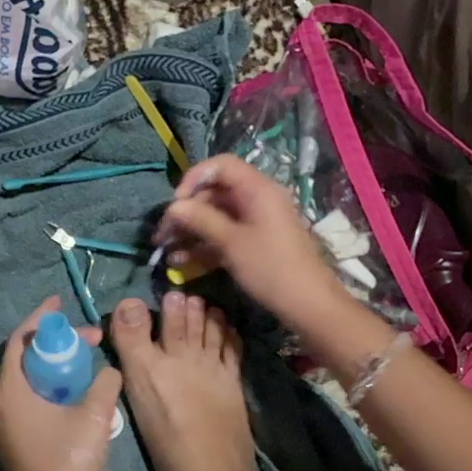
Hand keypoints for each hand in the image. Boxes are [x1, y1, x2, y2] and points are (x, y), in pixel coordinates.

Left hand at [0, 296, 124, 470]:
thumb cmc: (70, 462)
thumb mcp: (95, 415)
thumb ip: (105, 381)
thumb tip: (111, 367)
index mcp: (9, 392)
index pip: (19, 341)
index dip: (40, 318)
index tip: (60, 302)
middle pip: (22, 360)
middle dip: (54, 343)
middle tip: (87, 336)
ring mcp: (1, 425)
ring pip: (25, 381)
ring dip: (52, 366)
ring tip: (84, 359)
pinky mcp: (10, 440)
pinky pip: (25, 400)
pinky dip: (47, 386)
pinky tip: (73, 390)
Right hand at [154, 154, 345, 325]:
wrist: (309, 304)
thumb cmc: (271, 268)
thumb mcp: (231, 243)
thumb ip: (201, 220)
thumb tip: (173, 206)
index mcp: (257, 189)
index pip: (220, 166)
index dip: (194, 178)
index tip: (176, 203)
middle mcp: (257, 199)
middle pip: (215, 193)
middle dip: (187, 212)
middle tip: (162, 234)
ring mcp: (257, 222)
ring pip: (217, 217)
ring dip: (191, 232)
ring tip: (167, 251)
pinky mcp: (256, 243)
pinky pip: (226, 236)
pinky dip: (205, 246)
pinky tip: (182, 262)